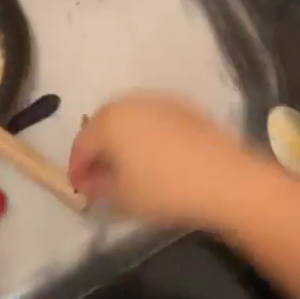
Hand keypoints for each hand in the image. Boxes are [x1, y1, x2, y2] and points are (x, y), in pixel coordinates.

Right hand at [69, 94, 270, 228]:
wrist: (223, 177)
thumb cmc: (164, 189)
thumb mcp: (122, 197)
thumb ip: (97, 186)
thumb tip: (89, 181)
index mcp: (109, 120)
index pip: (82, 142)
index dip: (76, 167)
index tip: (78, 188)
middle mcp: (131, 102)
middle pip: (104, 123)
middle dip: (98, 148)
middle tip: (98, 176)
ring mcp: (160, 101)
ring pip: (130, 118)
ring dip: (121, 139)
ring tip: (126, 167)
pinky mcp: (184, 107)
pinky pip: (153, 118)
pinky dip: (146, 134)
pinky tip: (154, 157)